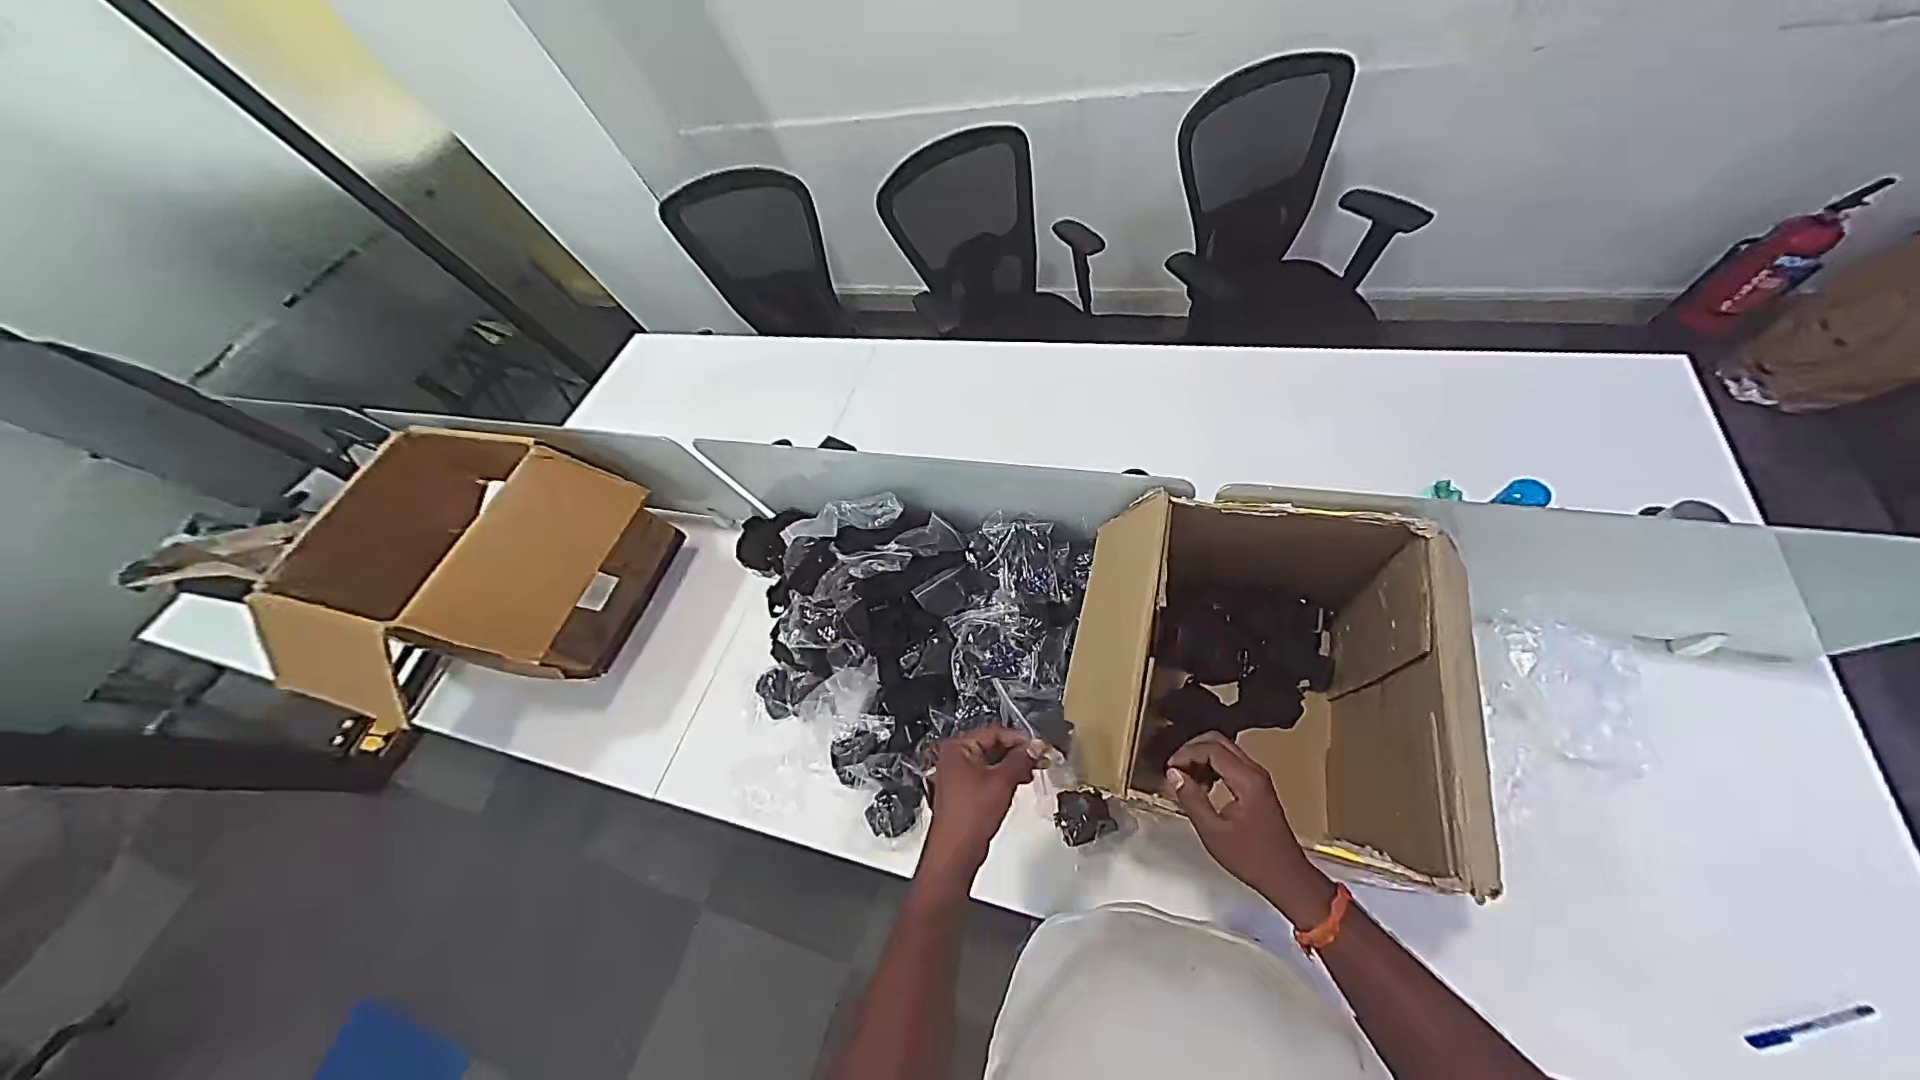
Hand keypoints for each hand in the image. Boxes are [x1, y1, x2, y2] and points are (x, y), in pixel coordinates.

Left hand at [919, 725, 1044, 885]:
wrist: (956, 850)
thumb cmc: (967, 818)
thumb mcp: (1002, 781)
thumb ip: (1020, 759)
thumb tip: (1033, 747)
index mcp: (957, 748)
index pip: (994, 732)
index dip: (1019, 738)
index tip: (1037, 746)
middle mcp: (954, 758)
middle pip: (992, 745)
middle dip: (1017, 752)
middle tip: (1038, 757)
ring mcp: (958, 775)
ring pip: (991, 761)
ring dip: (1012, 765)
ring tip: (1032, 770)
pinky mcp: (964, 791)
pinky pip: (987, 775)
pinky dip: (1004, 777)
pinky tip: (1018, 782)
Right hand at [1167, 732, 1333, 924]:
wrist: (1286, 877)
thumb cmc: (1252, 858)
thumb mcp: (1212, 831)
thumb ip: (1190, 798)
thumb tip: (1174, 774)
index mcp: (1247, 780)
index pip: (1211, 748)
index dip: (1186, 754)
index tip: (1171, 769)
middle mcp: (1255, 773)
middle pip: (1219, 741)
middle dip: (1192, 750)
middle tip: (1176, 768)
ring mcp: (1258, 779)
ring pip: (1225, 751)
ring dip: (1202, 759)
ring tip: (1187, 781)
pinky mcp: (1258, 787)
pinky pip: (1231, 764)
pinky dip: (1213, 768)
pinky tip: (1203, 788)